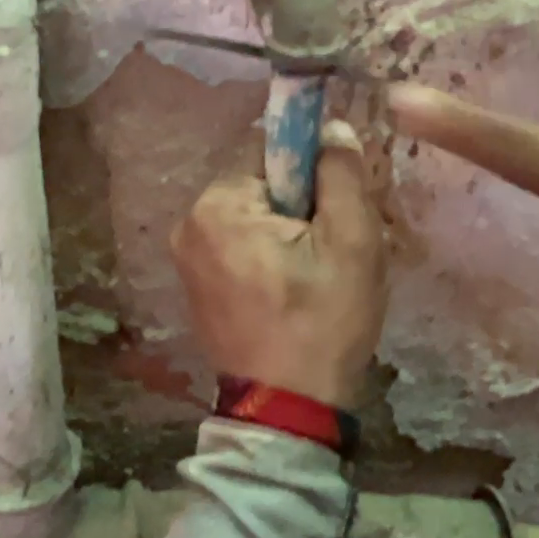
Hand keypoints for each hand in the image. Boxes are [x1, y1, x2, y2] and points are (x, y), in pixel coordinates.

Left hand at [170, 120, 387, 408]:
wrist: (287, 410)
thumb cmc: (322, 322)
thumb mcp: (352, 242)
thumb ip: (341, 174)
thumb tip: (330, 127)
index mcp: (217, 205)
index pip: (268, 147)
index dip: (311, 163)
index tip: (338, 197)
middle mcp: (189, 222)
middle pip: (259, 182)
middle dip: (300, 200)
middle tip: (335, 240)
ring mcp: (186, 257)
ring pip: (251, 215)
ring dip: (287, 228)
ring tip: (317, 270)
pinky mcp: (195, 285)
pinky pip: (237, 245)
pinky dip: (267, 253)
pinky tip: (293, 287)